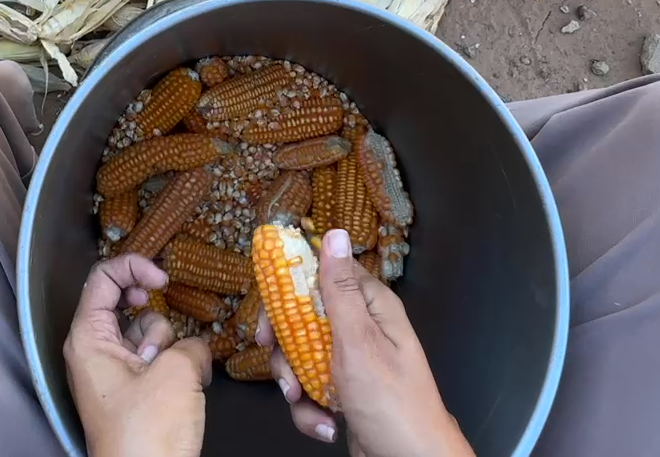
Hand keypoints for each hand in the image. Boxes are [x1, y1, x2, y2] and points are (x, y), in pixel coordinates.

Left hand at [64, 253, 213, 456]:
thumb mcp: (176, 372)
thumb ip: (190, 342)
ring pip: (146, 330)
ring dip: (168, 343)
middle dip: (153, 313)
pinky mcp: (132, 393)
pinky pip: (155, 358)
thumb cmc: (149, 431)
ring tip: (173, 377)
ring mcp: (113, 372)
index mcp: (87, 337)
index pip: (103, 276)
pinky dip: (174, 363)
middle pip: (125, 302)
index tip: (163, 281)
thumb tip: (197, 347)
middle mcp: (94, 350)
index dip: (134, 266)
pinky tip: (185, 386)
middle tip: (165, 331)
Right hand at [256, 229, 473, 456]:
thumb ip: (340, 288)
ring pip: (302, 354)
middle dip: (285, 341)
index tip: (268, 306)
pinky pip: (312, 388)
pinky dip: (310, 408)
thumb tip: (334, 233)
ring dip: (294, 380)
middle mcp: (361, 327)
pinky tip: (324, 425)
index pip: (323, 273)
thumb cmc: (391, 402)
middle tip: (270, 355)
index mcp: (370, 305)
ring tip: (301, 401)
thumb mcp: (359, 340)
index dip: (290, 284)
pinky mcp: (344, 392)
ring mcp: (351, 362)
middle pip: (304, 315)